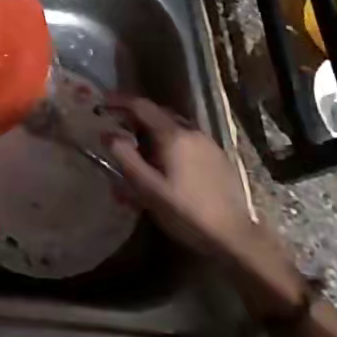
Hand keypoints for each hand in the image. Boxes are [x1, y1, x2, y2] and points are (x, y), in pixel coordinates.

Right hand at [107, 98, 305, 312]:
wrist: (233, 235)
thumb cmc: (186, 212)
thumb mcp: (148, 189)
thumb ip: (126, 158)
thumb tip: (108, 134)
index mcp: (173, 135)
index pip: (142, 106)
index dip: (120, 101)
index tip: (103, 102)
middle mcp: (191, 131)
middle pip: (159, 113)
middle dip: (136, 116)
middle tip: (118, 128)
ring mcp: (207, 142)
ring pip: (174, 126)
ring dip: (154, 130)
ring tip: (140, 148)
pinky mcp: (217, 156)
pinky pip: (187, 138)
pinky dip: (171, 140)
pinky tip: (167, 161)